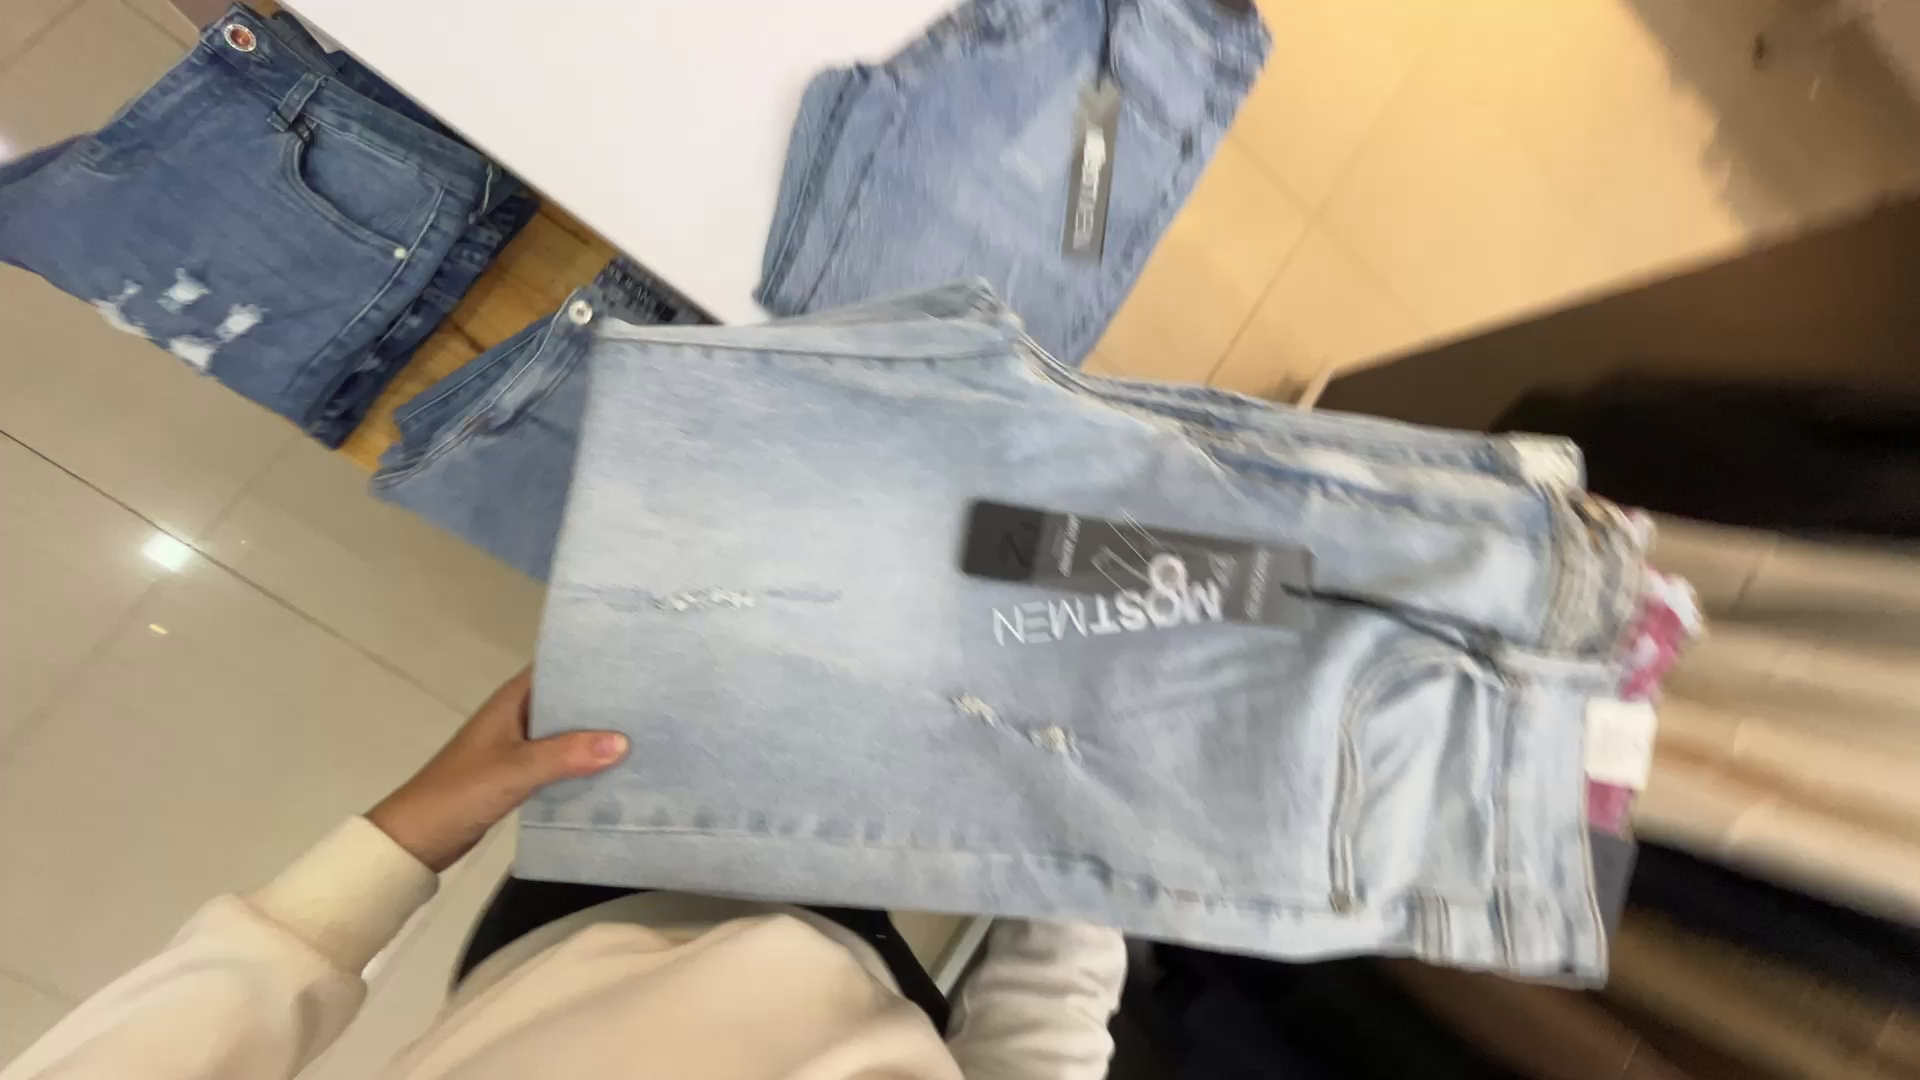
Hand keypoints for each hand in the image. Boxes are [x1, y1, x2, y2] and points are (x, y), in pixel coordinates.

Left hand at [367, 668, 627, 871]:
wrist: (414, 843)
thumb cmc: (458, 793)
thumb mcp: (515, 770)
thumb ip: (567, 754)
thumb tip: (624, 742)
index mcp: (512, 700)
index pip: (559, 666)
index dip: (594, 660)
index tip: (635, 659)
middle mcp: (519, 715)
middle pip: (570, 698)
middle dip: (605, 698)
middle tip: (652, 694)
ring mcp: (521, 744)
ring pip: (569, 729)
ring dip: (598, 731)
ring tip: (645, 726)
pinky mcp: (523, 771)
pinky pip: (564, 756)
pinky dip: (586, 758)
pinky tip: (616, 762)